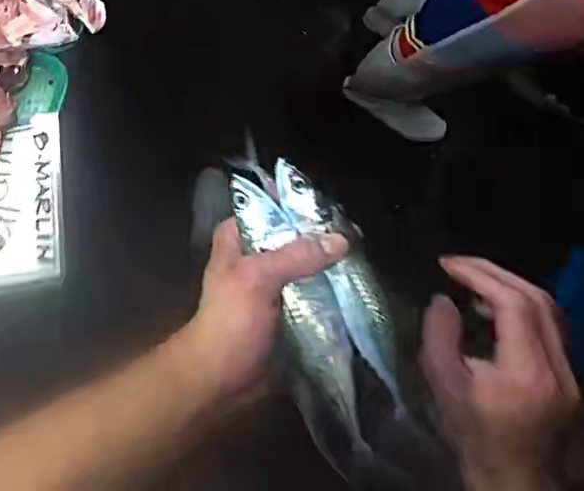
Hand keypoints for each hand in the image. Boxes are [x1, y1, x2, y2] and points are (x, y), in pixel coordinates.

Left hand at [166, 218, 346, 400]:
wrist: (221, 378)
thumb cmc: (230, 321)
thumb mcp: (257, 279)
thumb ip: (296, 256)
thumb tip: (340, 239)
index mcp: (238, 234)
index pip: (272, 206)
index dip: (301, 205)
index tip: (336, 211)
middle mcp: (254, 251)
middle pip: (292, 234)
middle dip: (321, 236)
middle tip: (357, 237)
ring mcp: (271, 280)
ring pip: (304, 262)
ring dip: (328, 264)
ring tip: (362, 260)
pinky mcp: (285, 306)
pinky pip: (310, 289)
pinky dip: (329, 289)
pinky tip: (354, 287)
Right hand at [421, 257, 579, 490]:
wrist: (509, 475)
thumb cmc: (471, 430)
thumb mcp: (441, 380)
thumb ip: (438, 333)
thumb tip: (443, 299)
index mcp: (530, 374)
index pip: (514, 305)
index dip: (479, 275)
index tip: (447, 265)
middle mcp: (560, 371)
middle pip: (536, 299)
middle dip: (493, 272)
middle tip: (457, 263)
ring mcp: (570, 375)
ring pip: (548, 309)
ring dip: (508, 284)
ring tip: (472, 278)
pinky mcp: (568, 376)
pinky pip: (549, 324)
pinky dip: (520, 303)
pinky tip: (492, 305)